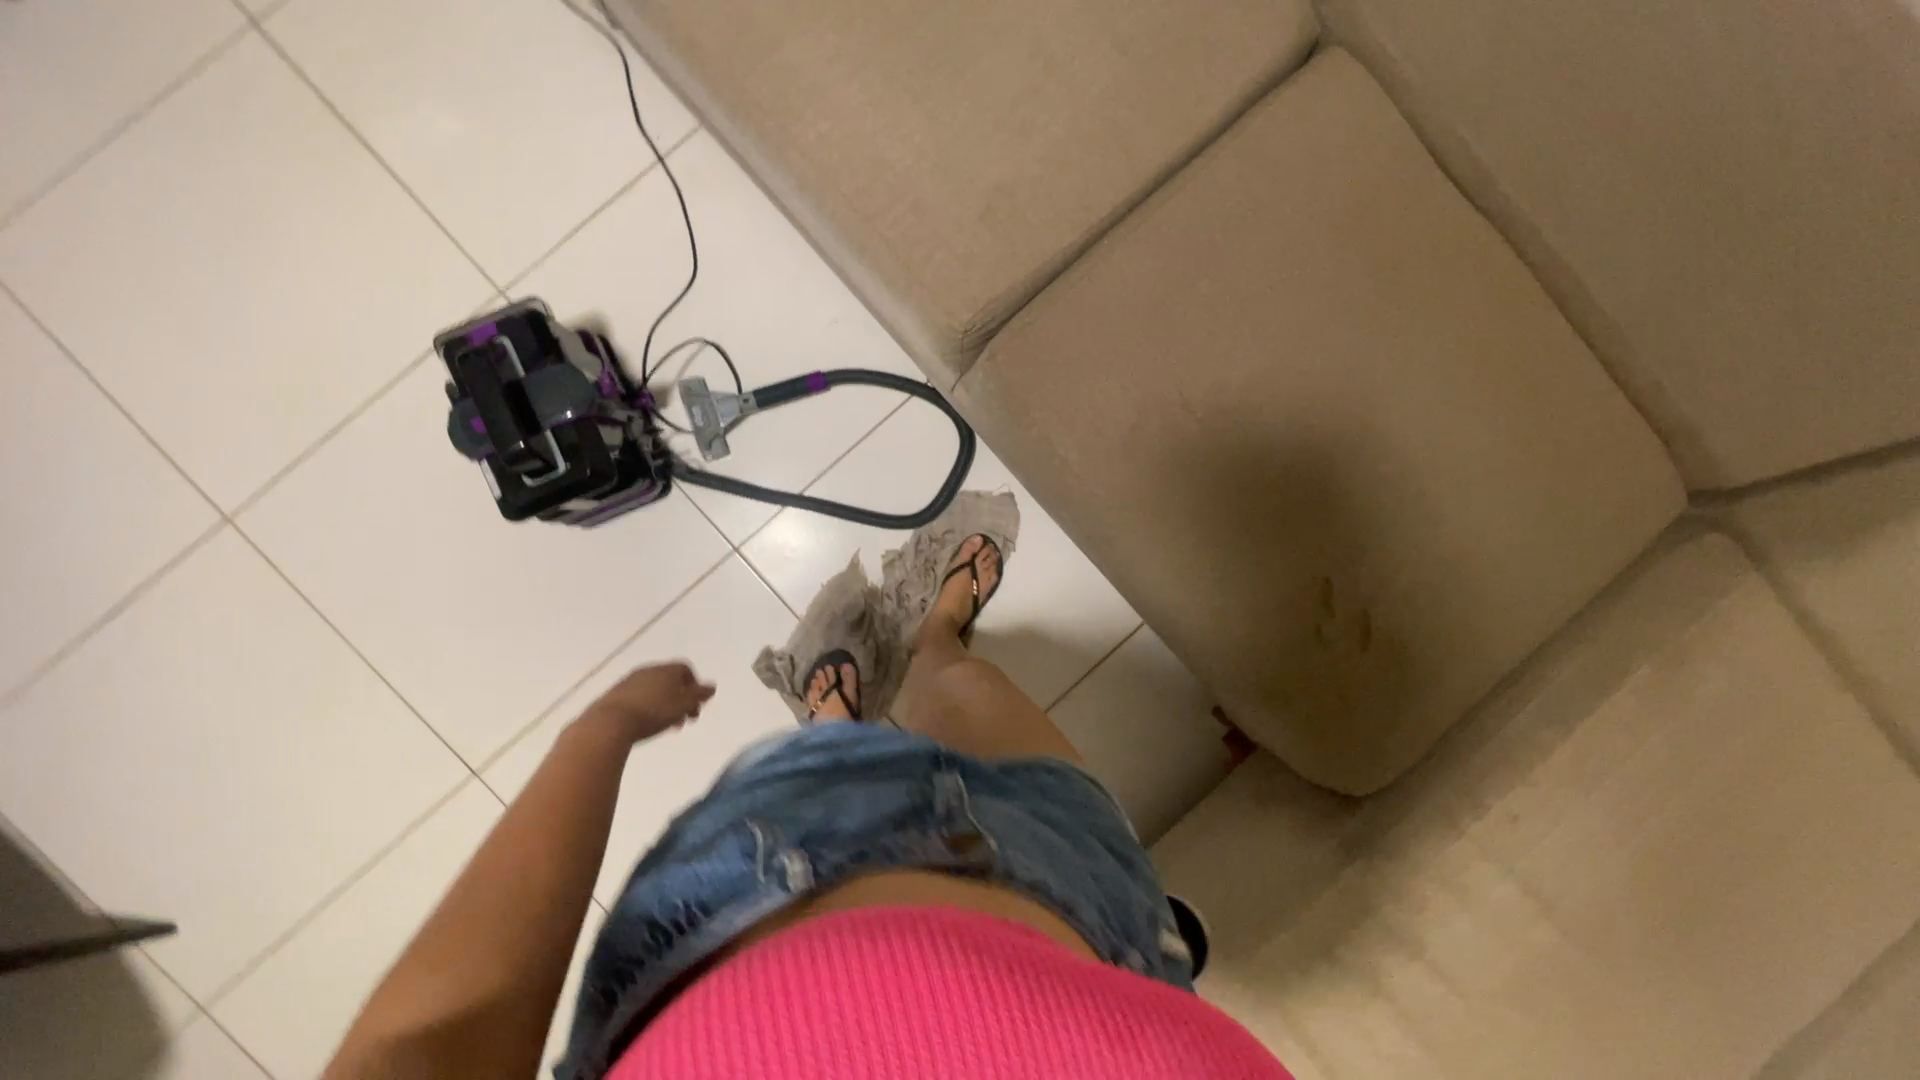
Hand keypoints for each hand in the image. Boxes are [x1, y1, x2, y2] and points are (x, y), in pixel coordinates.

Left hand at [583, 662, 714, 742]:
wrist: (609, 723)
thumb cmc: (653, 713)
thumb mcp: (683, 705)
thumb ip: (699, 695)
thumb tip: (712, 686)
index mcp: (666, 669)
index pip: (685, 669)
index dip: (694, 686)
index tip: (696, 706)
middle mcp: (648, 670)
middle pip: (669, 680)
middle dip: (680, 699)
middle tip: (684, 720)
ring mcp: (628, 681)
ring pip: (653, 690)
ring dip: (664, 705)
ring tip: (665, 726)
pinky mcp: (614, 695)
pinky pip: (637, 697)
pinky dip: (646, 707)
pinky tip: (644, 724)